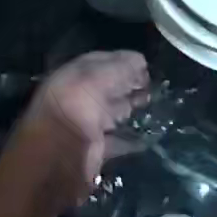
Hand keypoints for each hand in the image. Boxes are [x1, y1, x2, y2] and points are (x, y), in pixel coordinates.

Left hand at [12, 50, 148, 205]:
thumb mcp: (94, 78)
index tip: (145, 64)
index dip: (121, 61)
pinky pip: (118, 141)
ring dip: (132, 108)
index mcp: (72, 76)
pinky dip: (133, 139)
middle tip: (156, 84)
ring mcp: (86, 125)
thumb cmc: (73, 108)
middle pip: (107, 87)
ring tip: (157, 104)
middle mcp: (77, 98)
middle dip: (129, 84)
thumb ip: (117, 68)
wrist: (59, 157)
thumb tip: (139, 59)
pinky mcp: (96, 151)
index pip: (99, 62)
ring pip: (113, 112)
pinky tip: (150, 136)